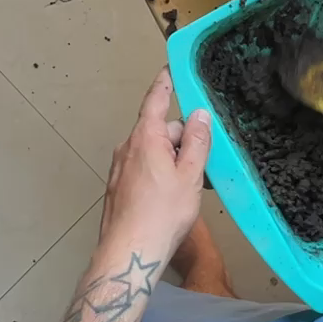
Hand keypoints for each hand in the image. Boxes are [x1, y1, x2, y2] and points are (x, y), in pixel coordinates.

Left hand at [100, 68, 211, 260]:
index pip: (156, 99)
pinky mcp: (118, 187)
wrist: (129, 253)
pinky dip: (159, 173)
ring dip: (171, 159)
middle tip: (203, 162)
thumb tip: (199, 114)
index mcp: (145, 137)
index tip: (170, 68)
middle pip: (159, 130)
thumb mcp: (189, 175)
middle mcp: (127, 147)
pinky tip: (171, 198)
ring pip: (152, 152)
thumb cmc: (162, 213)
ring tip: (191, 187)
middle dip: (180, 139)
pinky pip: (143, 169)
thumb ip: (196, 141)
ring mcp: (120, 168)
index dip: (165, 82)